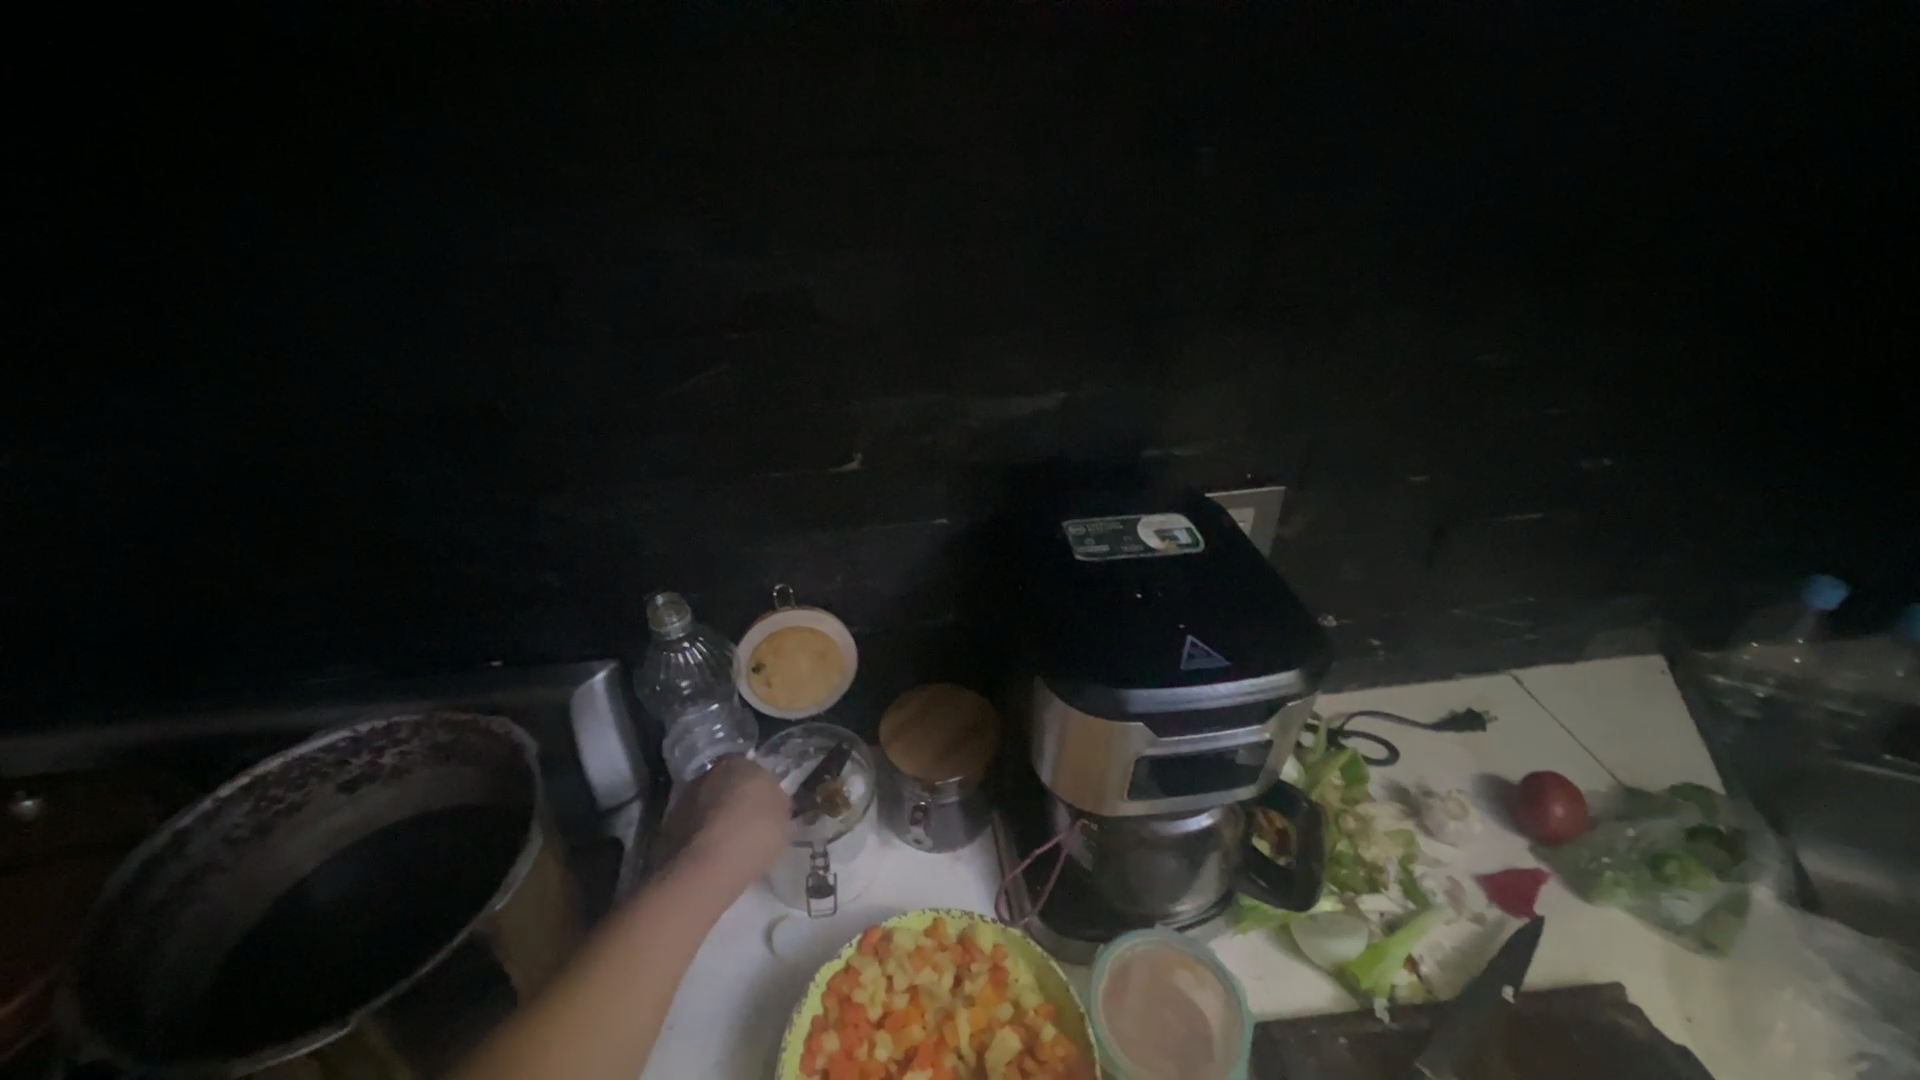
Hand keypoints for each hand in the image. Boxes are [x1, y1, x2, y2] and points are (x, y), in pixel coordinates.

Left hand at [659, 755, 790, 895]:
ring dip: (714, 819)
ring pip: (706, 805)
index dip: (758, 788)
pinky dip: (700, 837)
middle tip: (748, 825)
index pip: (751, 767)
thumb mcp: (783, 816)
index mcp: (738, 762)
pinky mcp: (667, 826)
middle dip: (734, 801)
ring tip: (728, 846)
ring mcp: (684, 799)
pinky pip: (692, 828)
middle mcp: (707, 773)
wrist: (706, 867)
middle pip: (725, 784)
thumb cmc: (754, 832)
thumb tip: (772, 798)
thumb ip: (776, 800)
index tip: (765, 807)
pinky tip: (711, 857)